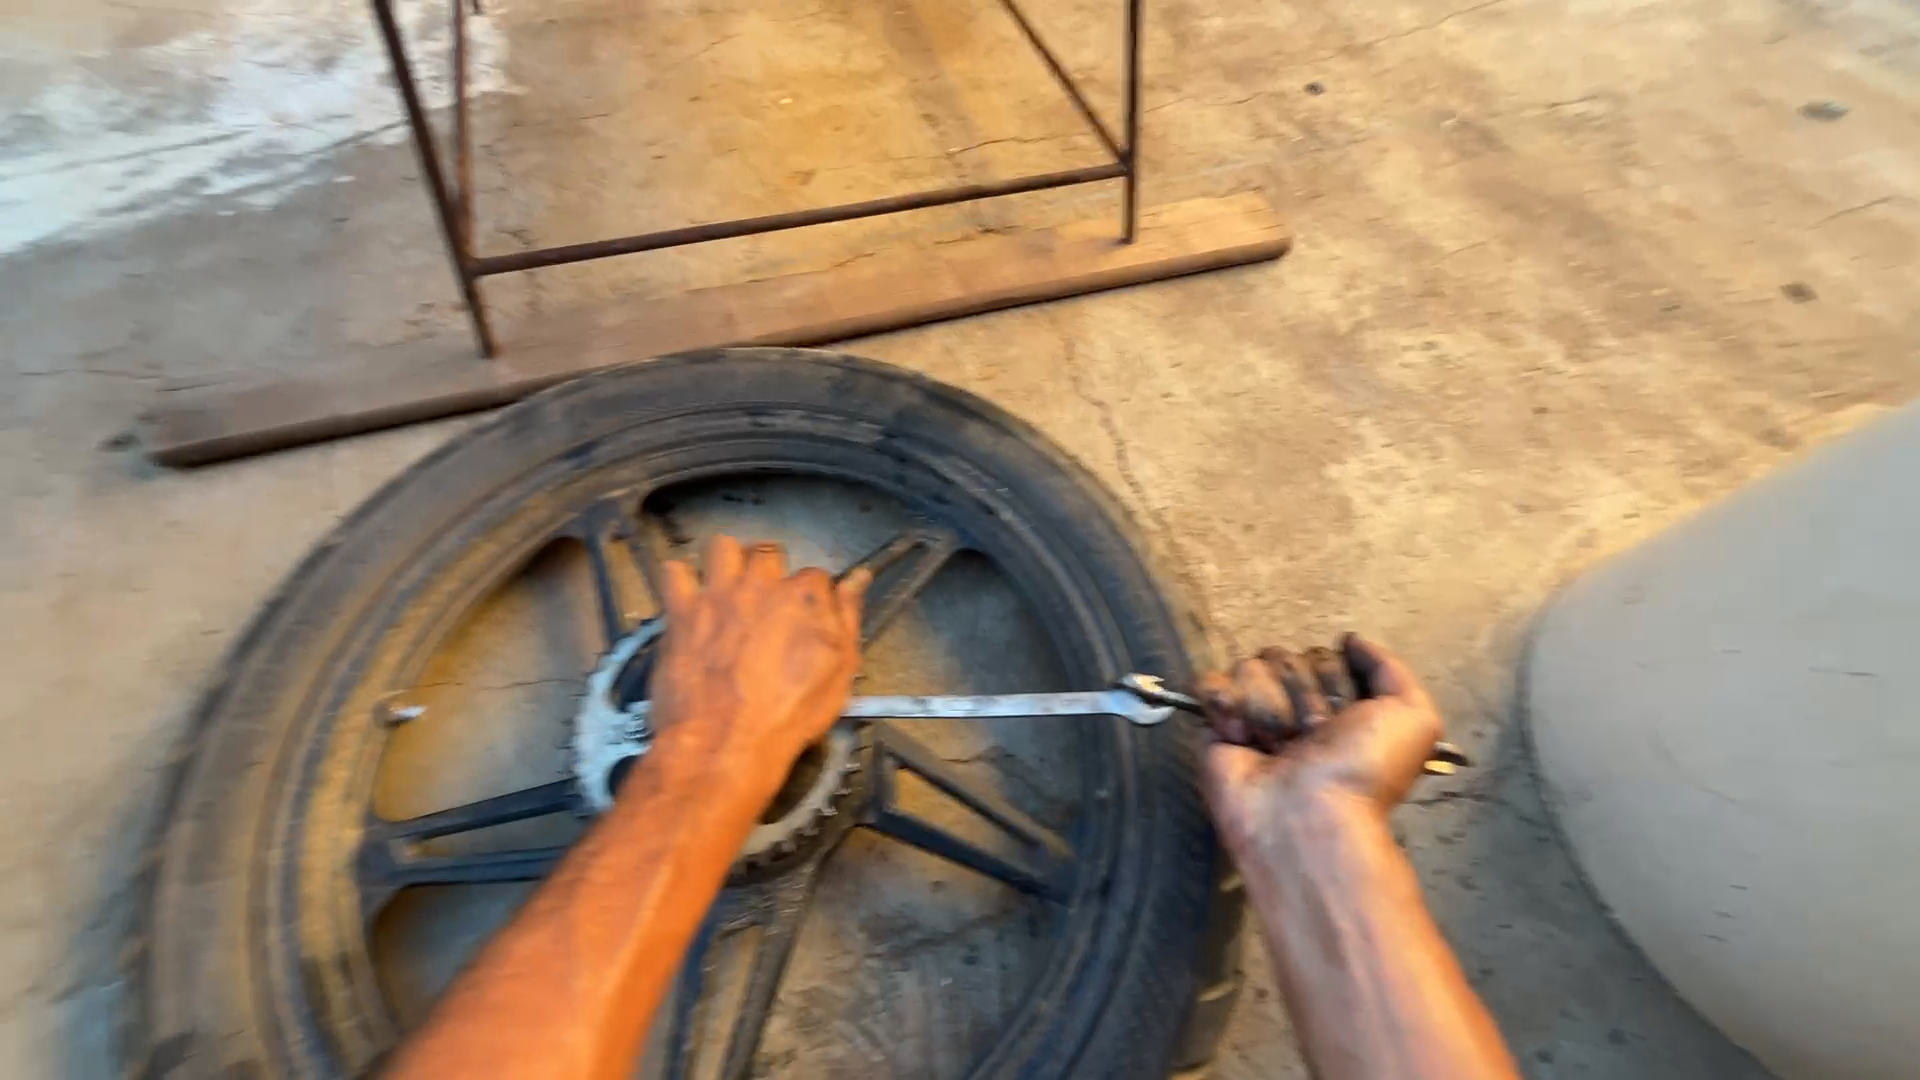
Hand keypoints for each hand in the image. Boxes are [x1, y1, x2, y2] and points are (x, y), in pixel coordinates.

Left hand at [649, 536, 870, 794]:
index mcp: (804, 596)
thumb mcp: (841, 670)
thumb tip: (859, 577)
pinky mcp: (681, 611)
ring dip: (727, 561)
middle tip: (766, 597)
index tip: (808, 616)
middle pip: (767, 551)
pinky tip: (688, 598)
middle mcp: (761, 584)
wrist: (726, 743)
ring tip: (728, 585)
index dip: (813, 596)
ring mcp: (717, 594)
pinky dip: (681, 580)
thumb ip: (848, 615)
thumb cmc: (791, 713)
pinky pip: (674, 572)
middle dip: (770, 568)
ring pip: (721, 547)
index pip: (816, 575)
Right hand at [1197, 635, 1442, 854]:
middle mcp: (1291, 705)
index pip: (1321, 656)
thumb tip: (1349, 639)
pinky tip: (1240, 733)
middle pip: (1282, 657)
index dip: (1334, 683)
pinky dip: (1224, 702)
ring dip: (1267, 707)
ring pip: (1249, 667)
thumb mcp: (1412, 718)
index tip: (1345, 721)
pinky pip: (1209, 683)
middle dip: (1300, 695)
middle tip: (1310, 739)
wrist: (1308, 815)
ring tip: (1277, 746)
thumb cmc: (1362, 772)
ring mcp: (1251, 713)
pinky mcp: (1214, 724)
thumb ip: (1389, 668)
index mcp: (1335, 704)